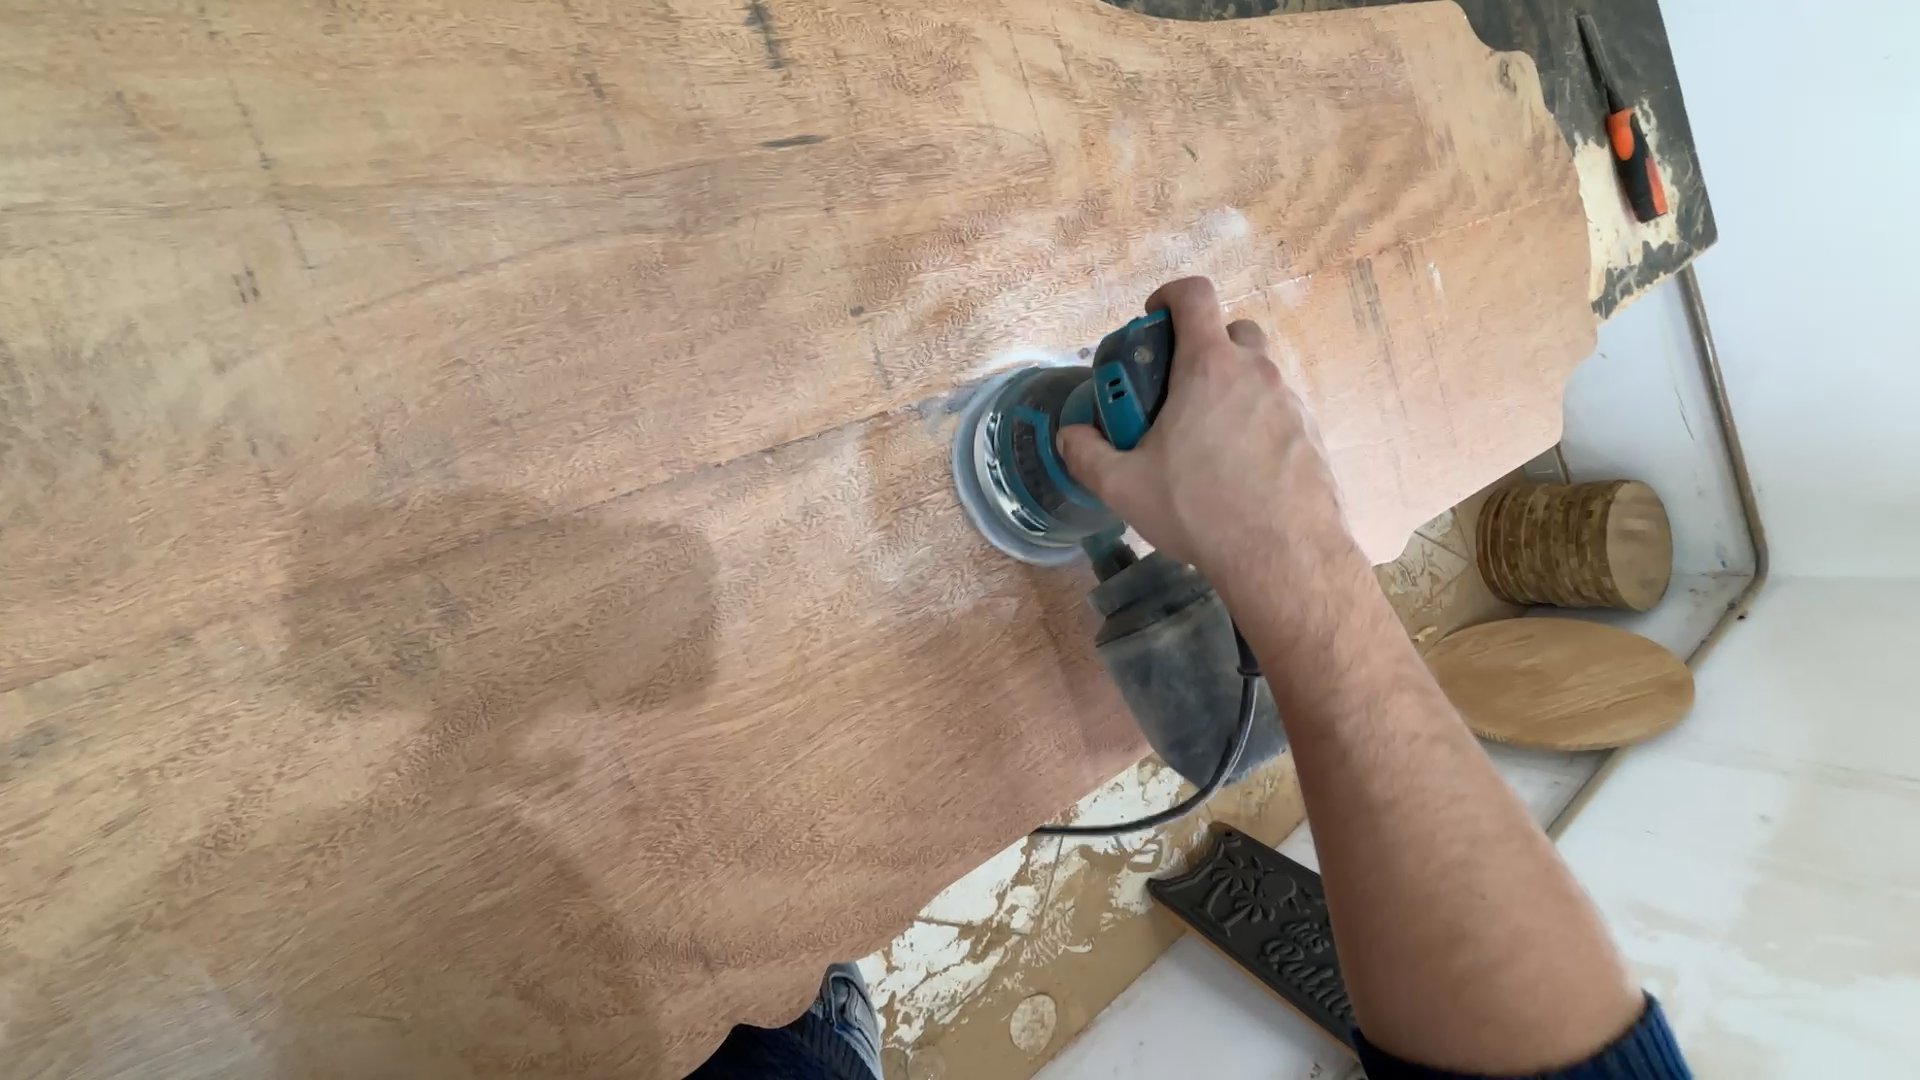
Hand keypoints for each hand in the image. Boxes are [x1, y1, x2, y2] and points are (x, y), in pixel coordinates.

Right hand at [1056, 277, 1357, 589]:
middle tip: (1175, 391)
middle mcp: (1255, 372)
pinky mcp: (1310, 434)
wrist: (1282, 555)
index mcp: (1208, 367)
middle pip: (1231, 330)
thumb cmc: (1197, 508)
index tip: (1151, 320)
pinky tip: (1236, 470)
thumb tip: (1068, 436)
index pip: (1193, 296)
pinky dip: (1253, 422)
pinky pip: (1276, 410)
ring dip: (1228, 388)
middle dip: (1201, 347)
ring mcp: (1290, 402)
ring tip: (1203, 440)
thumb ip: (1086, 454)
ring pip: (1256, 373)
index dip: (1168, 296)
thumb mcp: (1123, 486)